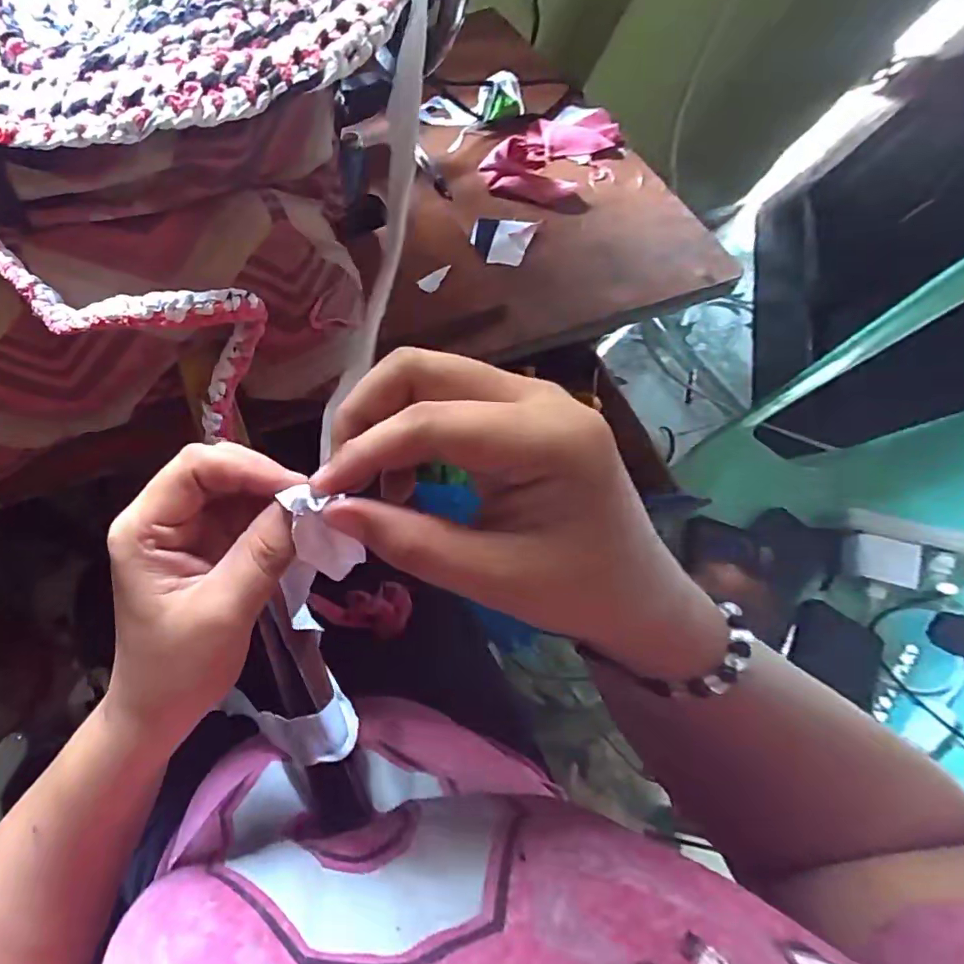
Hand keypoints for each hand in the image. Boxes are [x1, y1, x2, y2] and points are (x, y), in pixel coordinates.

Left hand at [105, 443, 303, 738]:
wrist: (158, 713)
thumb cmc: (177, 671)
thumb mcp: (223, 612)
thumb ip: (262, 554)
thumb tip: (304, 505)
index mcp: (142, 527)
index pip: (193, 467)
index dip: (247, 467)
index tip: (297, 488)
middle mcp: (157, 518)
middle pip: (214, 473)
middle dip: (263, 481)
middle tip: (313, 501)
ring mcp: (181, 531)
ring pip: (231, 492)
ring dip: (271, 500)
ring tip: (313, 516)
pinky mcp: (203, 546)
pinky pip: (240, 518)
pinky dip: (270, 521)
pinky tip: (299, 531)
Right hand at [311, 348, 721, 677]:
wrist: (641, 595)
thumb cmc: (577, 590)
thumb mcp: (487, 577)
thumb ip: (405, 540)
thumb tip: (330, 511)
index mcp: (545, 437)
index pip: (428, 421)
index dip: (363, 451)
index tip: (322, 491)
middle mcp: (535, 396)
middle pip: (416, 368)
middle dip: (362, 413)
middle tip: (340, 471)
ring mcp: (525, 394)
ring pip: (422, 373)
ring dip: (378, 417)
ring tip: (366, 478)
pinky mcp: (513, 407)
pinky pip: (438, 394)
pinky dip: (401, 427)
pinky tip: (399, 477)